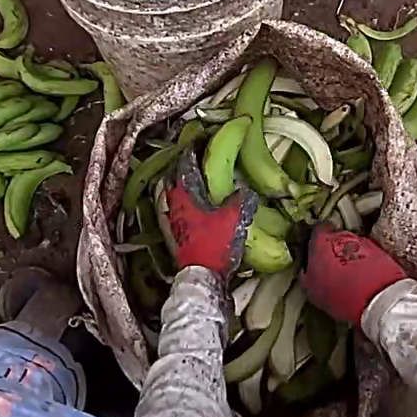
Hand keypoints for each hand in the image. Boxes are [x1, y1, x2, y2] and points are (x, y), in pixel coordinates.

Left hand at [162, 149, 256, 278]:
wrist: (201, 277)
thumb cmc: (214, 246)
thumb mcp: (233, 220)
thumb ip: (239, 201)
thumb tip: (245, 189)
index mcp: (185, 196)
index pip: (184, 165)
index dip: (191, 151)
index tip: (198, 139)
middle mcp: (174, 204)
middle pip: (175, 177)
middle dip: (184, 164)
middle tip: (195, 155)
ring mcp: (172, 218)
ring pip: (174, 191)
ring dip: (182, 181)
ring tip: (194, 174)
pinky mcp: (175, 231)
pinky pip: (176, 205)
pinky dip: (183, 197)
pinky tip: (193, 201)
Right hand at [302, 226, 406, 326]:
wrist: (380, 301)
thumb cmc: (339, 293)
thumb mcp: (310, 289)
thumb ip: (306, 273)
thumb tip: (305, 269)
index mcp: (321, 240)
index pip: (316, 228)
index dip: (315, 238)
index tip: (314, 250)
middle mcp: (343, 235)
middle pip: (335, 236)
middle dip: (333, 248)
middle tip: (331, 265)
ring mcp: (365, 242)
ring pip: (352, 246)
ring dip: (349, 255)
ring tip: (349, 275)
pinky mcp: (383, 253)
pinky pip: (368, 256)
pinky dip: (365, 264)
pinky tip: (364, 280)